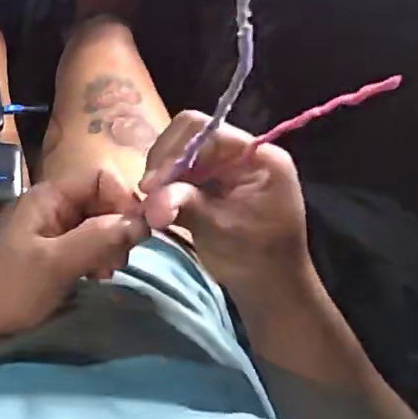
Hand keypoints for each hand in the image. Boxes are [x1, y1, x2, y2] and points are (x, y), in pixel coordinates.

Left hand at [0, 168, 149, 342]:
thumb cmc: (5, 288)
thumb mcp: (57, 264)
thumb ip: (100, 238)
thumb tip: (144, 220)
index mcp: (48, 196)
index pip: (102, 177)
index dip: (124, 200)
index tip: (135, 235)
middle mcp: (47, 205)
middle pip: (100, 200)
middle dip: (117, 227)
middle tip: (116, 263)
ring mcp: (43, 229)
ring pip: (92, 224)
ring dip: (106, 245)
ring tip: (104, 274)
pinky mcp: (42, 252)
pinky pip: (79, 244)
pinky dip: (91, 258)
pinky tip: (92, 278)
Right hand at [138, 110, 309, 289]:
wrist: (269, 288)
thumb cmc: (257, 258)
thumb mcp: (221, 229)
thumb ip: (186, 205)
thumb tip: (149, 201)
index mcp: (255, 155)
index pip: (204, 131)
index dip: (173, 152)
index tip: (152, 185)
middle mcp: (238, 153)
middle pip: (187, 135)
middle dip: (163, 161)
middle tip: (148, 193)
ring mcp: (222, 167)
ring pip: (177, 153)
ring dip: (160, 175)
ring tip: (153, 204)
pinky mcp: (208, 182)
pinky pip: (177, 172)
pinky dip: (163, 187)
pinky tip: (157, 206)